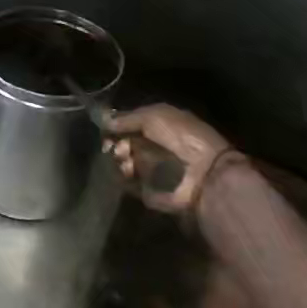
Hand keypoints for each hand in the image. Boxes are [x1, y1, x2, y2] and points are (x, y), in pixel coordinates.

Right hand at [106, 104, 237, 215]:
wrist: (203, 171)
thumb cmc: (181, 136)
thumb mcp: (154, 116)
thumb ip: (127, 118)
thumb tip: (103, 119)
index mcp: (160, 126)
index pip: (130, 125)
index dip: (117, 126)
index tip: (106, 130)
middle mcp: (155, 146)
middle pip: (124, 143)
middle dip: (116, 144)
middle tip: (117, 148)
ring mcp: (152, 170)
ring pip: (124, 162)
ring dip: (120, 160)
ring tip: (127, 162)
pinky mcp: (150, 191)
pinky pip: (129, 183)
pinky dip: (124, 177)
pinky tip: (128, 172)